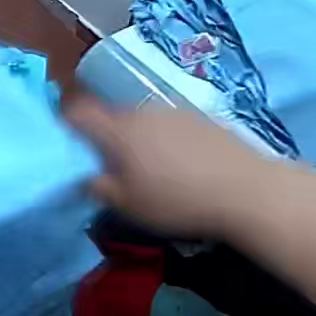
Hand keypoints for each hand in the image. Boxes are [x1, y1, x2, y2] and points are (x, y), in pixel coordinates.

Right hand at [64, 97, 293, 238]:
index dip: (68, 125)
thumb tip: (83, 177)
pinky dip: (166, 140)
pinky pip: (171, 125)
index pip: (80, 113)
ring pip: (143, 120)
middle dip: (106, 138)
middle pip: (113, 117)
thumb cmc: (178, 200)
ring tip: (151, 170)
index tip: (70, 146)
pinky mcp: (204, 117)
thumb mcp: (129, 205)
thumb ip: (98, 187)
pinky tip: (183, 166)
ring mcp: (176, 111)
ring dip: (138, 139)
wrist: (247, 190)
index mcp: (119, 130)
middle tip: (112, 168)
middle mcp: (144, 111)